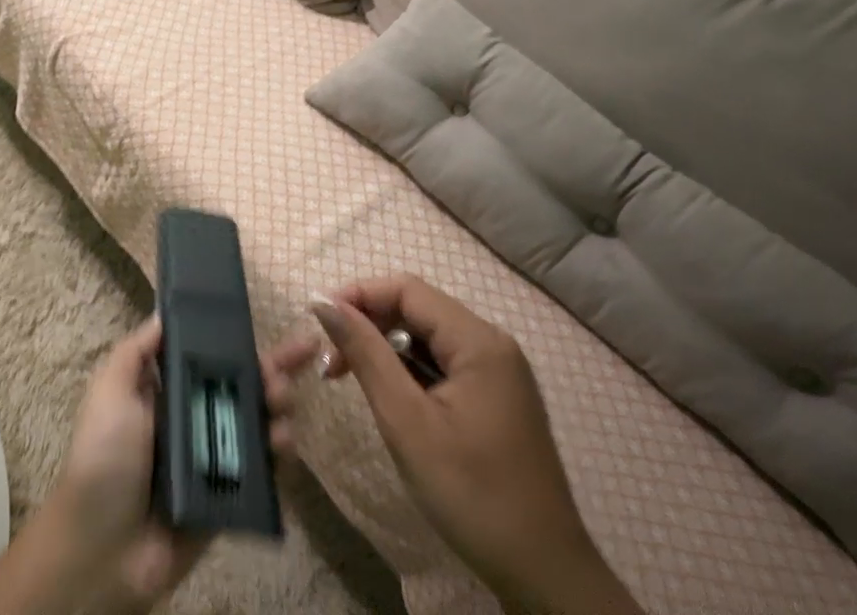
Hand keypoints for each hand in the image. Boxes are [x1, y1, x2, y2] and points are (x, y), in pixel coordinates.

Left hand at [52, 316, 317, 605]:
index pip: (207, 358)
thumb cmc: (105, 457)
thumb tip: (162, 316)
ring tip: (282, 401)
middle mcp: (192, 419)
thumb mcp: (109, 392)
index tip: (262, 326)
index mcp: (163, 393)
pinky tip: (282, 440)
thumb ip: (135, 353)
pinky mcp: (232, 495)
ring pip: (260, 422)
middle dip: (272, 369)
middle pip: (243, 387)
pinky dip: (280, 451)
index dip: (236, 342)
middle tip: (300, 355)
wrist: (107, 545)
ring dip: (280, 405)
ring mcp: (215, 457)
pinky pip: (266, 468)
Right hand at [308, 275, 642, 614]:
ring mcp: (497, 374)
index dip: (357, 295)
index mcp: (479, 343)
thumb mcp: (405, 420)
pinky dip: (406, 371)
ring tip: (346, 380)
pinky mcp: (493, 398)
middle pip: (417, 310)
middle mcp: (493, 346)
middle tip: (329, 364)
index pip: (407, 290)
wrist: (540, 567)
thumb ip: (365, 354)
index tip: (316, 323)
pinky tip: (385, 397)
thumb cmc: (469, 491)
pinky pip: (440, 365)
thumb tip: (323, 303)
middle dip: (367, 324)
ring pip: (426, 338)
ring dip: (382, 349)